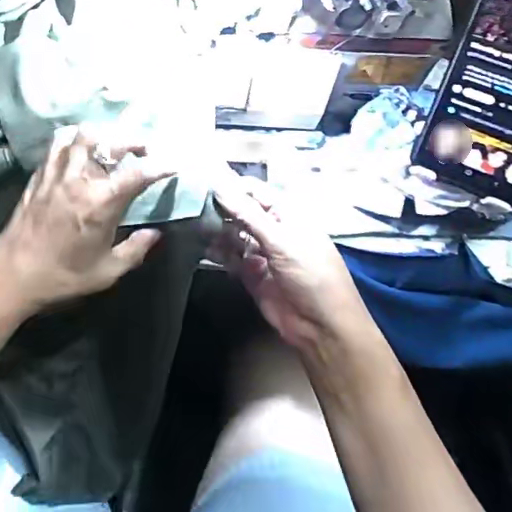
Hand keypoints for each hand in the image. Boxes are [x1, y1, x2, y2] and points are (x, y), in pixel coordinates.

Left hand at [0, 130, 175, 316]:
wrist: (11, 274)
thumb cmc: (62, 276)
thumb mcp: (106, 272)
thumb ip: (135, 250)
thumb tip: (155, 234)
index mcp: (101, 203)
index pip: (138, 174)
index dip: (160, 166)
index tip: (172, 165)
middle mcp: (81, 180)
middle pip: (111, 142)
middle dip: (133, 141)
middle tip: (144, 149)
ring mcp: (59, 173)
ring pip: (83, 135)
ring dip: (103, 134)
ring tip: (112, 144)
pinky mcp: (41, 174)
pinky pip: (60, 144)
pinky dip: (75, 139)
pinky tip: (81, 148)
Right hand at [210, 174, 372, 354]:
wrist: (322, 327)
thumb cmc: (310, 273)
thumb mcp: (281, 240)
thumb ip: (248, 215)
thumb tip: (220, 187)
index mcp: (287, 213)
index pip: (255, 191)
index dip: (232, 186)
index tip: (204, 183)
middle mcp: (273, 229)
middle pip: (242, 212)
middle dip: (221, 208)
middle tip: (190, 204)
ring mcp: (262, 252)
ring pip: (234, 234)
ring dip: (217, 230)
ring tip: (193, 223)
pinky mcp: (252, 275)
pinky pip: (232, 259)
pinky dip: (219, 253)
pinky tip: (203, 246)